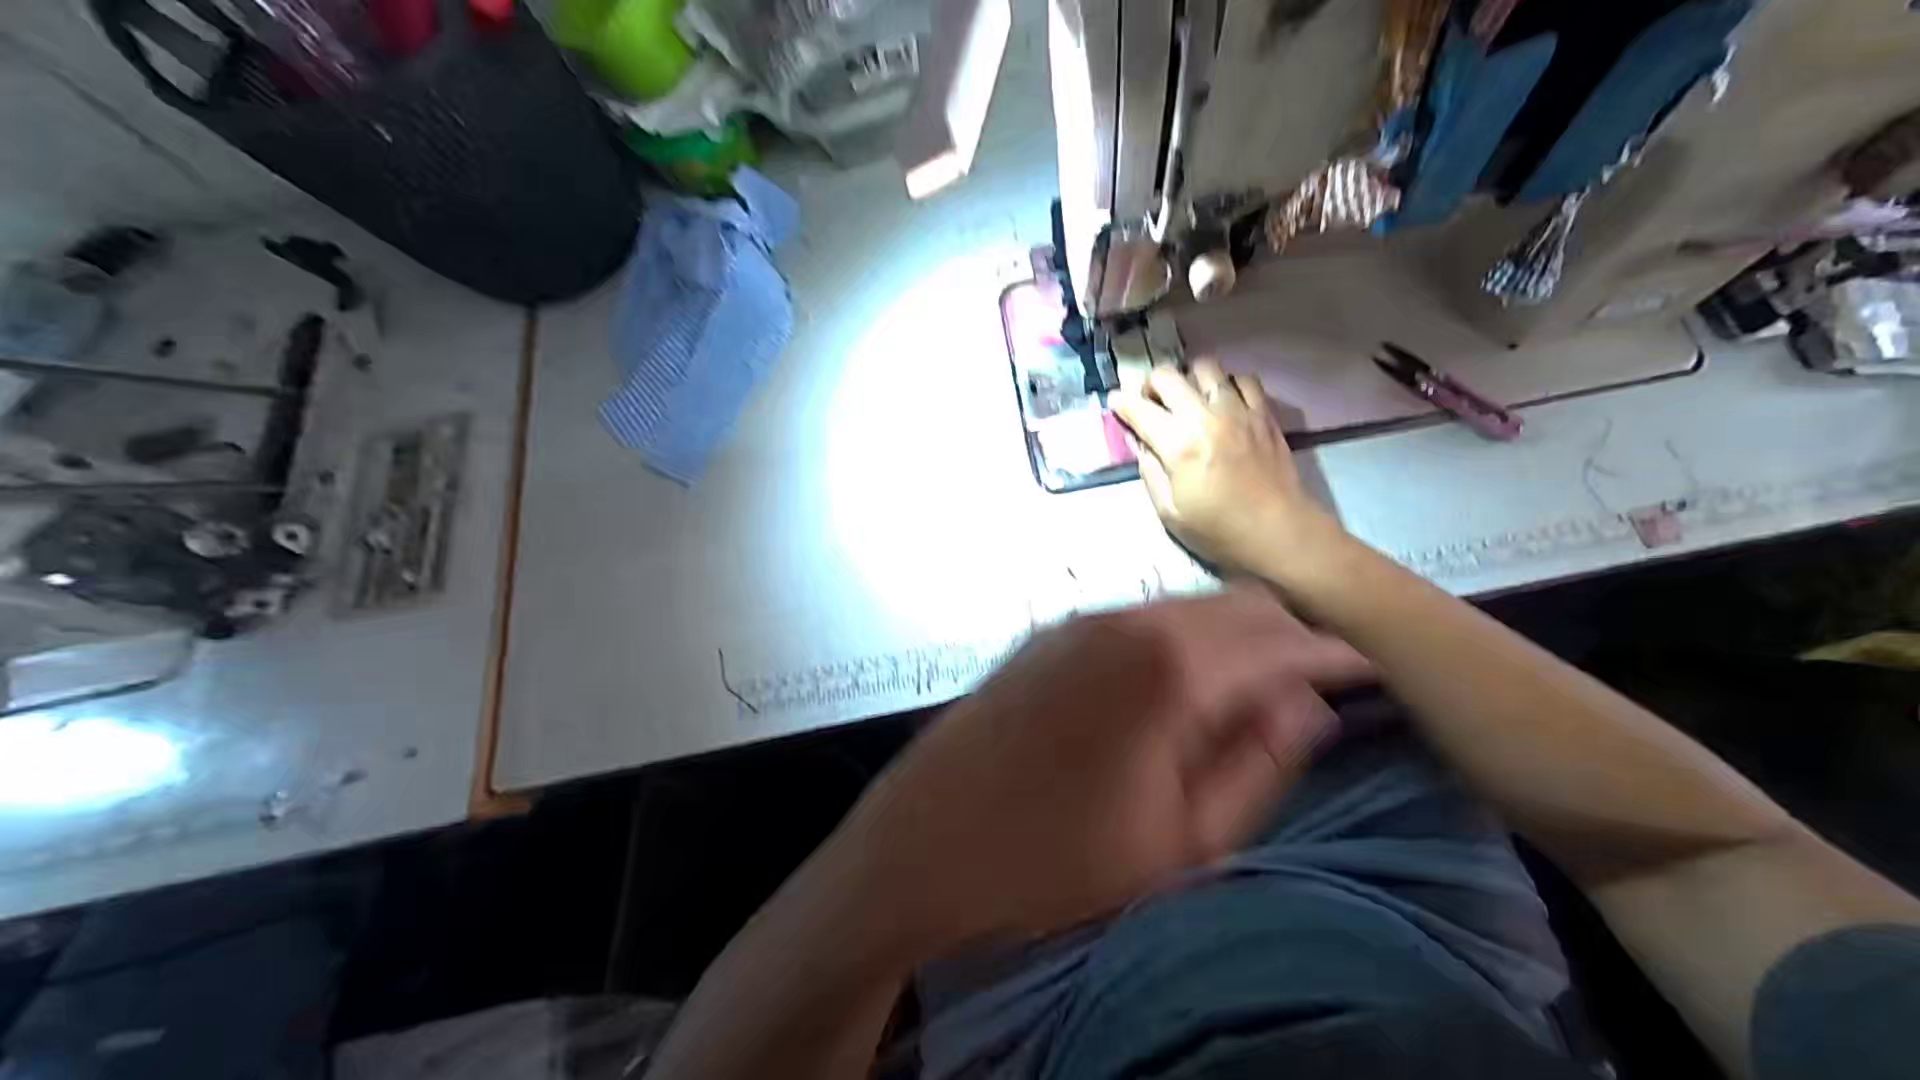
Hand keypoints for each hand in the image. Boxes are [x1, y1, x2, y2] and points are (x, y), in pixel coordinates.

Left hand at [832, 591, 1369, 954]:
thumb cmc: (1055, 861)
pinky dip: (1178, 639)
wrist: (923, 844)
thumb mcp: (1180, 842)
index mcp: (1171, 668)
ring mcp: (1078, 622)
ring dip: (1230, 637)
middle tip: (1315, 684)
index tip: (1368, 674)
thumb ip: (1256, 764)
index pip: (1283, 640)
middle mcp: (1125, 623)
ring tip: (1253, 688)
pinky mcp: (1046, 636)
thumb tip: (1309, 709)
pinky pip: (1136, 620)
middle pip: (1237, 605)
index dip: (1335, 656)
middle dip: (1287, 637)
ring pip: (1184, 607)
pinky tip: (1178, 683)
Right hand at [1112, 360, 1343, 578]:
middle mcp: (1206, 417)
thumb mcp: (1169, 513)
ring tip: (1189, 399)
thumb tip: (1141, 446)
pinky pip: (1243, 379)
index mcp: (1179, 445)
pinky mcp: (1263, 413)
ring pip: (1206, 367)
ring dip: (1189, 379)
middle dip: (1150, 385)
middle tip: (1151, 403)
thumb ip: (1150, 473)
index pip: (1139, 408)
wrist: (1279, 532)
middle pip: (1168, 376)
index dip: (1121, 403)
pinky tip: (1224, 403)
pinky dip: (1227, 384)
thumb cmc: (1219, 530)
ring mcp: (1239, 411)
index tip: (1116, 404)